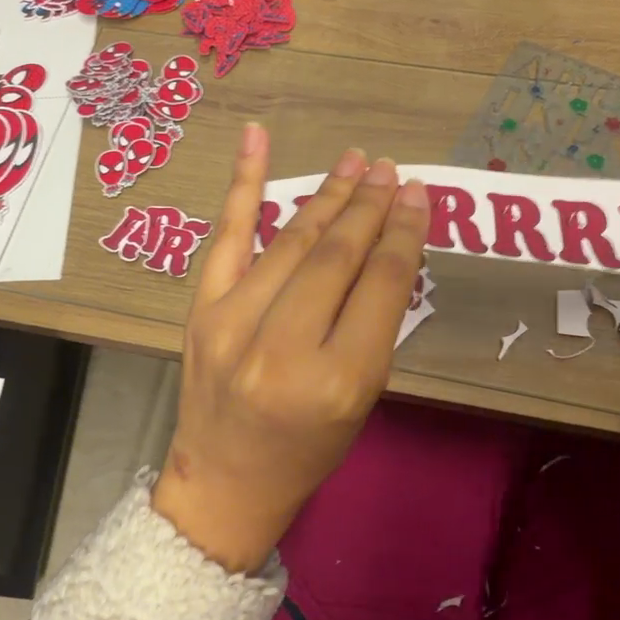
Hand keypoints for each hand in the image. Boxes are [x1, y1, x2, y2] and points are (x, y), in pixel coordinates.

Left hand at [152, 127, 429, 572]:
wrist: (226, 481)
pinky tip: (257, 138)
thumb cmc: (307, 450)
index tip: (419, 196)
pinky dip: (243, 183)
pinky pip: (227, 235)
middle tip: (391, 171)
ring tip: (356, 163)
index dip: (403, 233)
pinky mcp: (201, 310)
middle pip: (336, 257)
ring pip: (290, 241)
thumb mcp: (361, 400)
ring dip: (327, 196)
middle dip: (369, 208)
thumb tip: (390, 244)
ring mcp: (233, 323)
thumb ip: (375, 325)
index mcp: (338, 380)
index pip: (380, 286)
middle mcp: (284, 347)